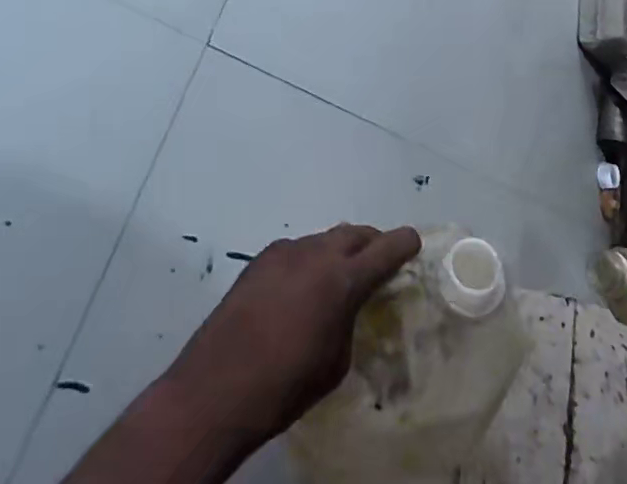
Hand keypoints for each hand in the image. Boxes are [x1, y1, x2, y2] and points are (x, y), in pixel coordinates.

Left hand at [66, 224, 419, 483]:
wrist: (213, 392)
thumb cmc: (285, 386)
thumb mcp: (336, 360)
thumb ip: (351, 318)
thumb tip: (349, 304)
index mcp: (344, 278)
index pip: (388, 246)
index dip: (405, 244)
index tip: (413, 245)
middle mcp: (316, 253)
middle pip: (356, 233)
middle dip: (372, 244)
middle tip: (377, 263)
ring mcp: (284, 252)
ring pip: (324, 240)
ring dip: (337, 253)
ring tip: (333, 280)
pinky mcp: (258, 261)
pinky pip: (294, 251)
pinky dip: (306, 262)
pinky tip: (297, 290)